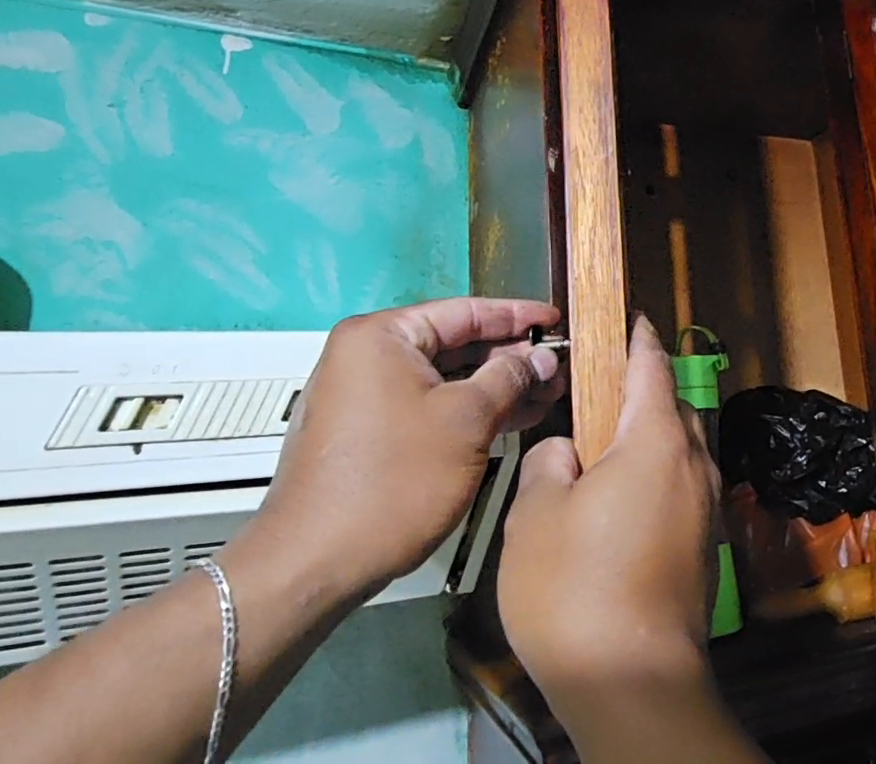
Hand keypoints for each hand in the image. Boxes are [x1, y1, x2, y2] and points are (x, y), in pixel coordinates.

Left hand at [238, 298, 563, 601]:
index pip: (465, 311)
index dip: (517, 316)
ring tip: (547, 393)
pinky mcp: (371, 432)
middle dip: (511, 357)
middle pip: (456, 344)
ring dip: (498, 386)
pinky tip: (514, 417)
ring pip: (447, 378)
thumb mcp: (467, 420)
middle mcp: (368, 357)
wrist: (316, 564)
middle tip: (558, 366)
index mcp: (381, 337)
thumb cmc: (393, 481)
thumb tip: (541, 358)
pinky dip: (471, 410)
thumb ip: (510, 378)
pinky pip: (431, 405)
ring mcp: (367, 396)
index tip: (554, 321)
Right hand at [499, 316, 719, 702]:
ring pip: (682, 449)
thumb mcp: (535, 515)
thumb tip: (567, 452)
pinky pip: (683, 487)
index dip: (637, 337)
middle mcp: (694, 464)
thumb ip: (549, 463)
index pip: (651, 366)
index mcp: (656, 441)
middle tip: (597, 394)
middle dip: (642, 391)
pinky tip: (622, 503)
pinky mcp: (707, 544)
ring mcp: (707, 506)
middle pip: (673, 406)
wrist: (634, 683)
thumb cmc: (575, 589)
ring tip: (606, 449)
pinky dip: (658, 477)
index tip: (629, 317)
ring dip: (652, 437)